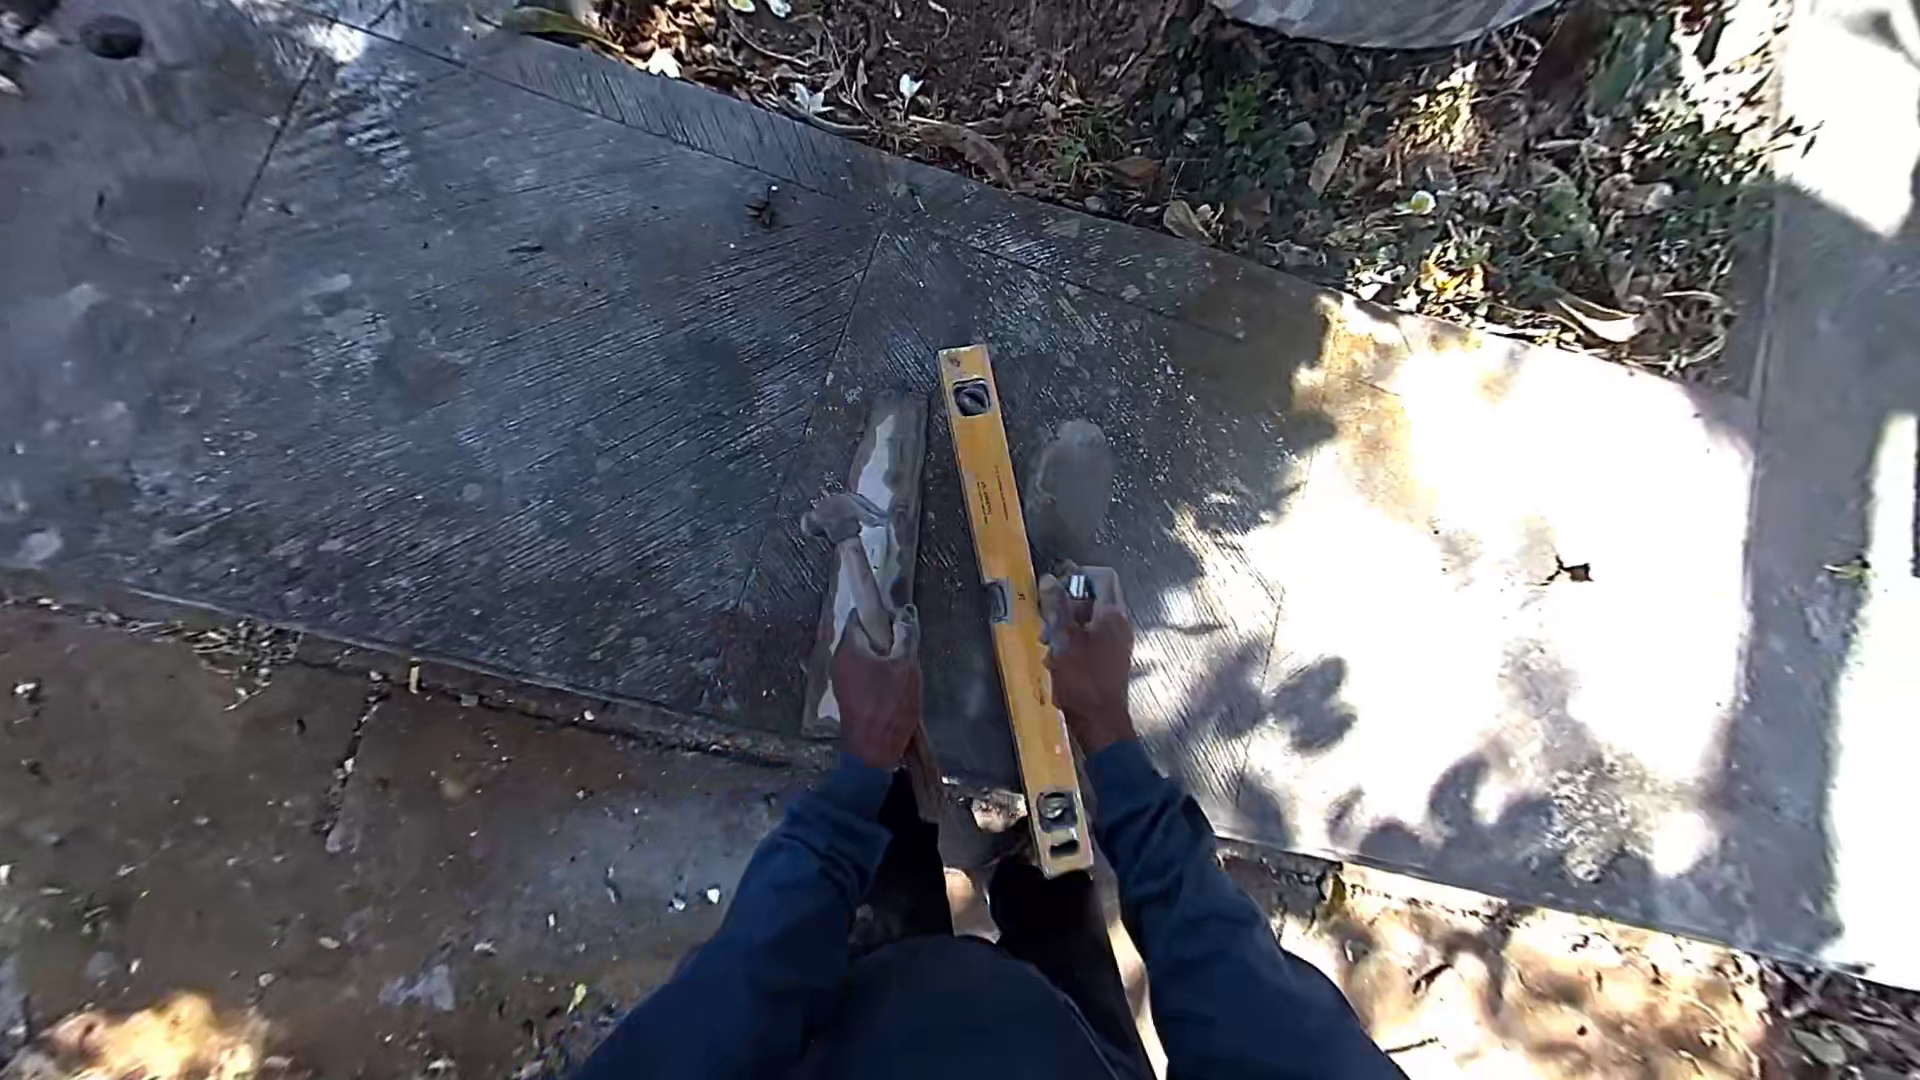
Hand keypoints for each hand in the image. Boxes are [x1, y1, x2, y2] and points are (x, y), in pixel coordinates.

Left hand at [831, 606, 922, 769]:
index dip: (879, 613)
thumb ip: (906, 637)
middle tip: (905, 645)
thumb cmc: (889, 706)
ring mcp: (840, 679)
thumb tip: (905, 613)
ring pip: (863, 656)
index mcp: (849, 649)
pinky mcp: (847, 695)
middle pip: (861, 637)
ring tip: (902, 666)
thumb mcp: (906, 667)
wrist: (873, 752)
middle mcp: (838, 661)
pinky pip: (862, 673)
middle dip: (883, 637)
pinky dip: (876, 672)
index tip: (897, 617)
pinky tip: (893, 683)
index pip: (860, 617)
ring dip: (881, 657)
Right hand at [1039, 567, 1135, 754]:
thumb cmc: (1083, 679)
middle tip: (1045, 622)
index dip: (1078, 575)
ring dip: (1063, 627)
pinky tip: (1055, 660)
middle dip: (1064, 606)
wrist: (1100, 723)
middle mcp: (1119, 625)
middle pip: (1091, 599)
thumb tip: (1049, 579)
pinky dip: (1070, 643)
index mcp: (1113, 614)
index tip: (1055, 587)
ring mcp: (1115, 644)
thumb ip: (1056, 606)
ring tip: (1047, 644)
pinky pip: (1087, 640)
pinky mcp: (1107, 661)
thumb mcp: (1063, 638)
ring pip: (1085, 621)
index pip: (1102, 577)